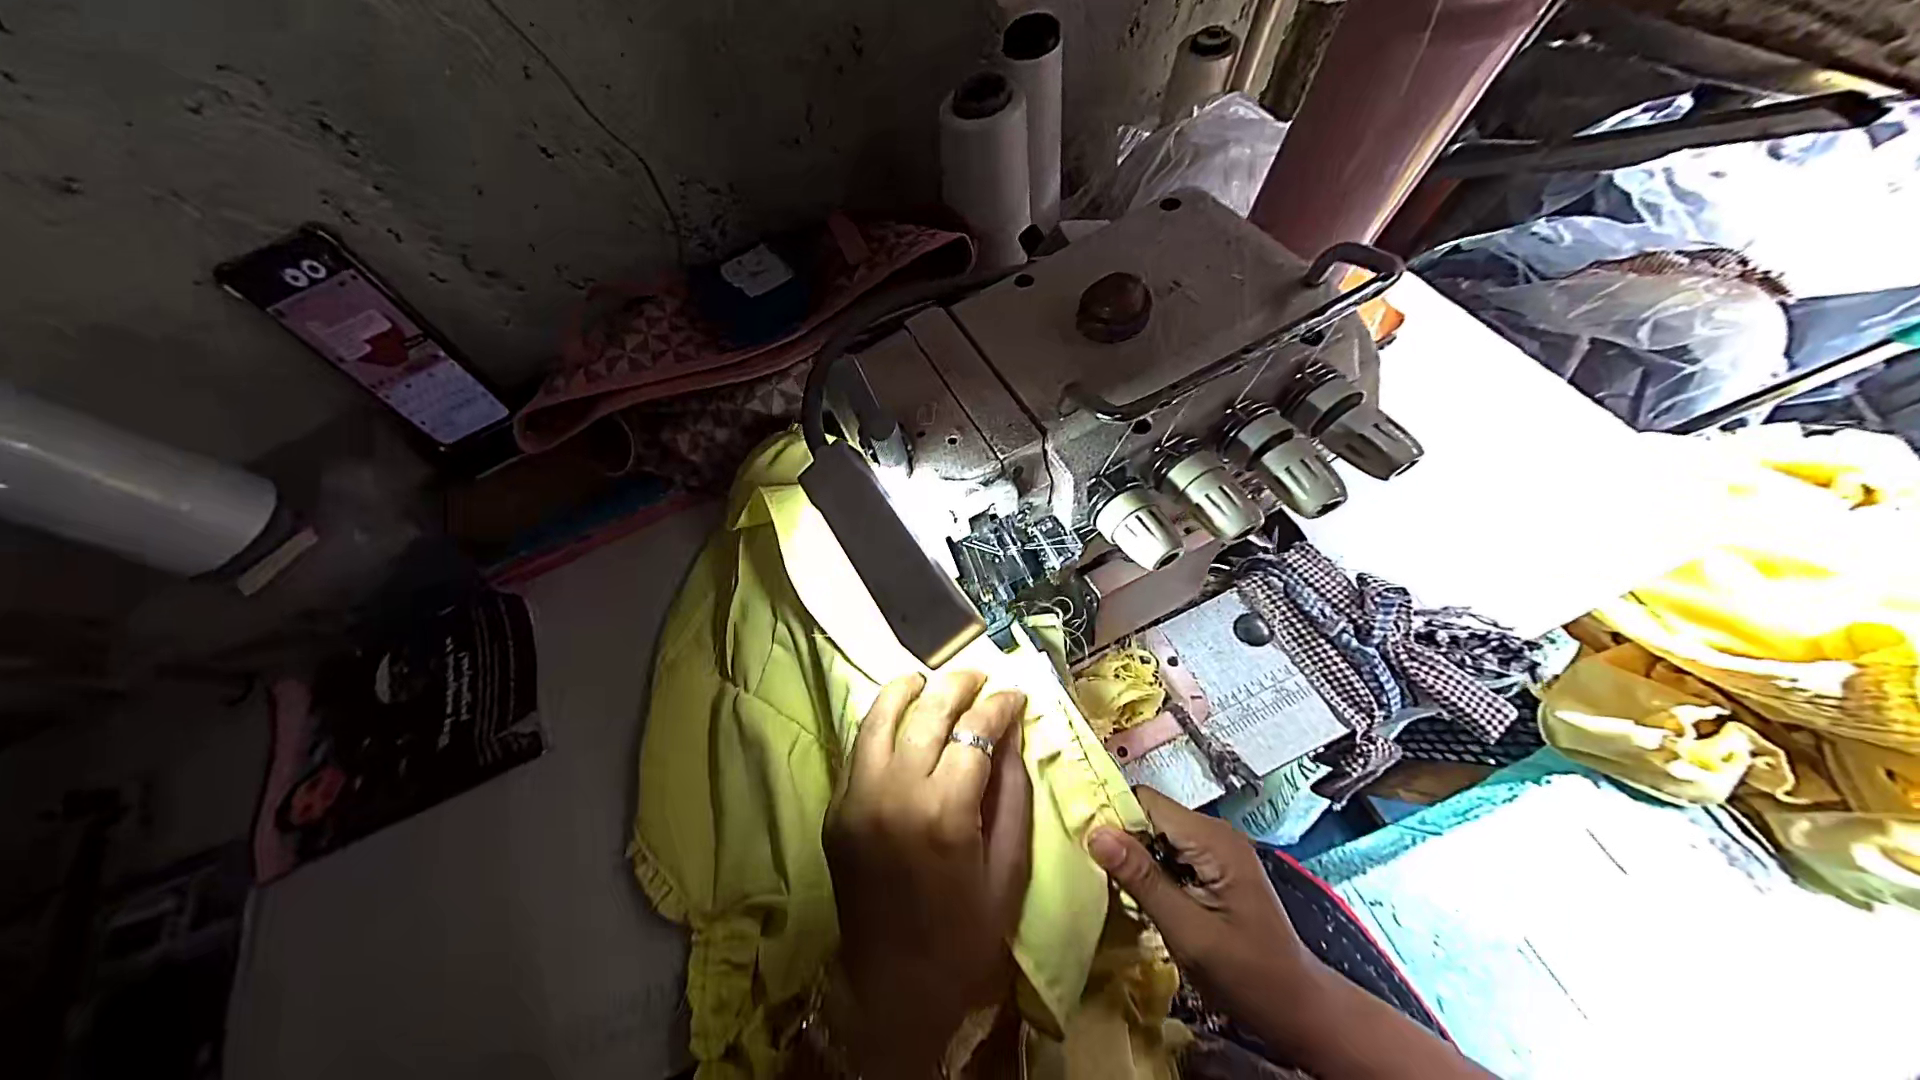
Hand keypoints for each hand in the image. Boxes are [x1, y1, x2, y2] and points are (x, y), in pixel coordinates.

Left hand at [824, 671, 1032, 1076]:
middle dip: (959, 685)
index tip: (1015, 694)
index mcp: (944, 812)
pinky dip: (882, 720)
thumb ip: (1012, 791)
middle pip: (927, 712)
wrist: (893, 987)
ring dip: (909, 689)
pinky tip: (900, 713)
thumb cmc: (966, 934)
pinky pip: (859, 746)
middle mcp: (893, 793)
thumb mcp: (1008, 867)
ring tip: (932, 678)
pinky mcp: (836, 809)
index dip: (999, 705)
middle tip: (980, 677)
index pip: (975, 730)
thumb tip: (1012, 729)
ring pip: (880, 716)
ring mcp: (856, 798)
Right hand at [1091, 788, 1494, 1079]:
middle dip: (1119, 838)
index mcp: (1211, 839)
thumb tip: (1095, 832)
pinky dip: (1148, 870)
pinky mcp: (1211, 867)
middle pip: (1149, 815)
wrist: (1299, 1010)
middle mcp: (1212, 832)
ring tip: (1109, 884)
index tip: (1079, 839)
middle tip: (1091, 868)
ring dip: (1132, 857)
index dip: (1111, 815)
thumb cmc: (1249, 975)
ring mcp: (1213, 849)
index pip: (1146, 802)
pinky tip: (1136, 896)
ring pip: (1155, 835)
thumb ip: (1142, 880)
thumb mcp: (1189, 932)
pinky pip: (1167, 853)